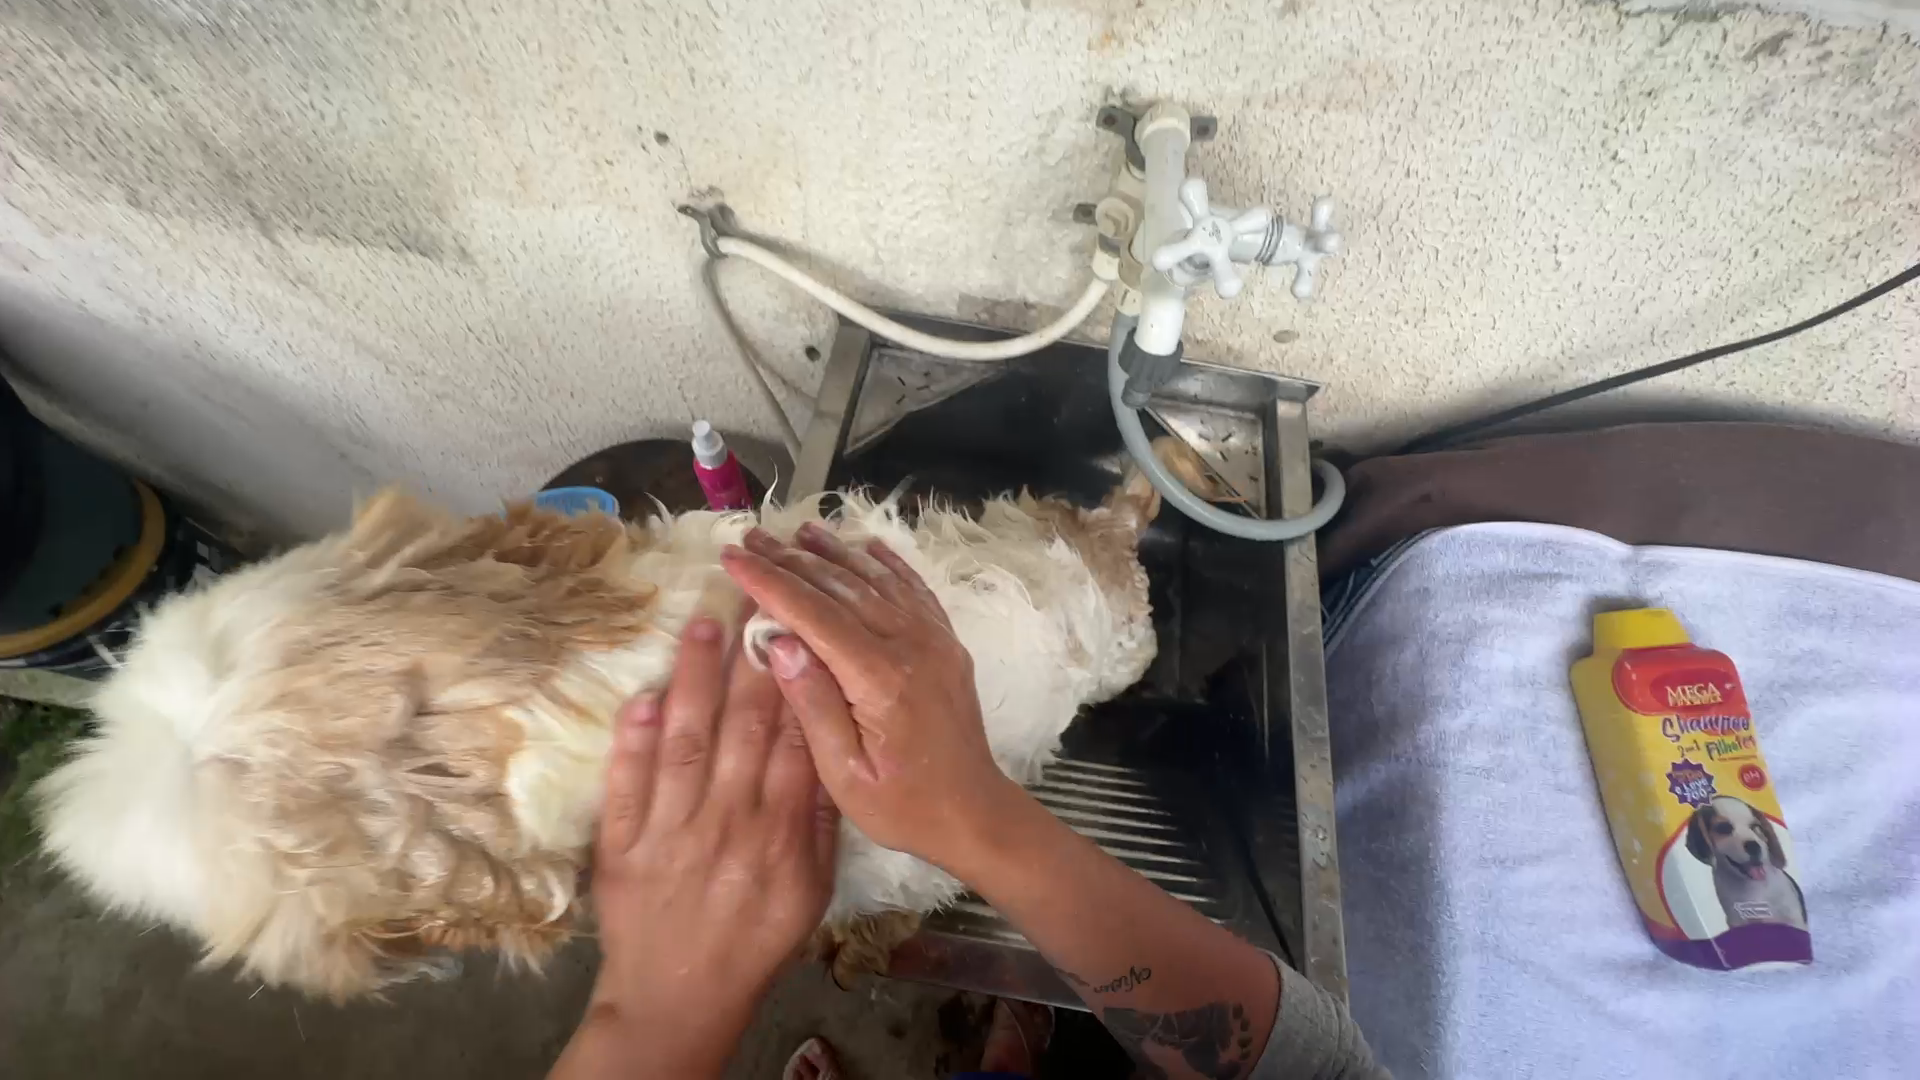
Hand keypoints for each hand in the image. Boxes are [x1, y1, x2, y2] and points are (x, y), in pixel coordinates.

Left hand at [565, 616, 837, 1078]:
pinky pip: (625, 786)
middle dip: (750, 659)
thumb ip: (820, 820)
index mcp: (779, 831)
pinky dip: (629, 741)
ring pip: (685, 741)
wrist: (679, 998)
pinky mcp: (621, 844)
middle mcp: (727, 821)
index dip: (796, 680)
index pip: (793, 739)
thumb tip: (826, 749)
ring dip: (693, 679)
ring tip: (701, 623)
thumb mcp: (814, 889)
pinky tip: (639, 697)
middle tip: (753, 600)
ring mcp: (669, 830)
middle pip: (742, 726)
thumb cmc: (757, 937)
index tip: (798, 629)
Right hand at [719, 523, 1023, 869]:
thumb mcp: (843, 774)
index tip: (733, 558)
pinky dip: (889, 564)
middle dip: (793, 560)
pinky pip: (916, 590)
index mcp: (880, 677)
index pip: (815, 613)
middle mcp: (911, 644)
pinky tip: (868, 547)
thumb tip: (777, 641)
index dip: (770, 582)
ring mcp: (935, 638)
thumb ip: (812, 703)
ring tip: (799, 532)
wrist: (973, 811)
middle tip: (753, 537)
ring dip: (837, 552)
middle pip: (844, 587)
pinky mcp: (948, 642)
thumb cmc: (902, 805)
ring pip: (878, 580)